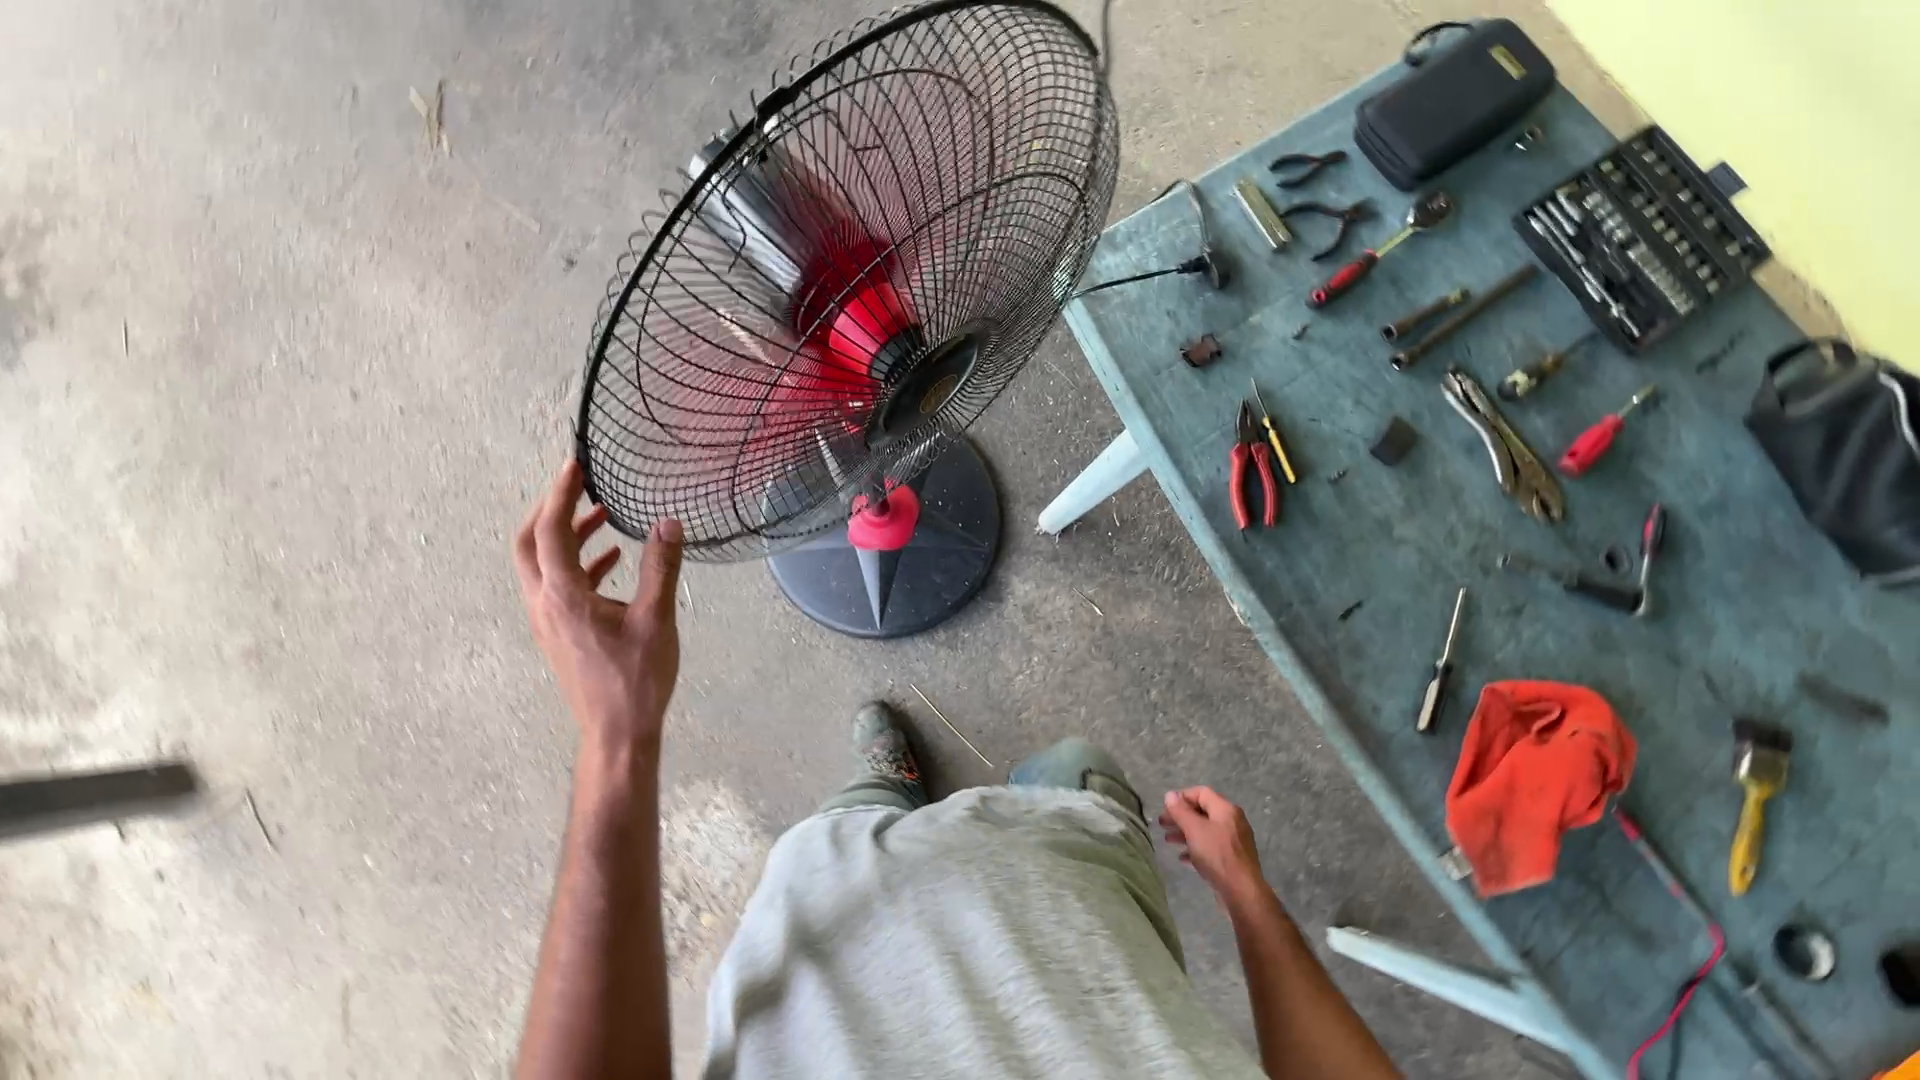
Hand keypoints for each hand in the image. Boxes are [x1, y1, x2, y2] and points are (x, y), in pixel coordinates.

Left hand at [512, 459, 683, 758]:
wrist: (617, 732)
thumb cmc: (637, 678)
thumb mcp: (656, 618)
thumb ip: (660, 567)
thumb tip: (668, 523)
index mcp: (563, 595)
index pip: (552, 530)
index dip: (561, 494)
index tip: (574, 465)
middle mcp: (545, 603)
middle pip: (529, 543)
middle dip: (551, 509)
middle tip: (579, 487)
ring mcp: (548, 620)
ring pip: (542, 564)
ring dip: (566, 535)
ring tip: (603, 517)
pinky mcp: (560, 633)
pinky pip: (558, 585)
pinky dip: (579, 563)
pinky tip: (611, 560)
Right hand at [1160, 786, 1269, 907]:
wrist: (1242, 892)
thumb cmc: (1217, 855)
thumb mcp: (1194, 830)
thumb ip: (1180, 811)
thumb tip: (1170, 795)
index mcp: (1225, 809)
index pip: (1201, 792)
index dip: (1181, 797)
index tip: (1166, 809)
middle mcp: (1232, 821)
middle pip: (1202, 812)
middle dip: (1181, 817)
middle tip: (1163, 825)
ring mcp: (1234, 841)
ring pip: (1205, 831)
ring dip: (1185, 833)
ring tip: (1168, 841)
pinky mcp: (1233, 859)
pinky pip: (1211, 848)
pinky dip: (1196, 849)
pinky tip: (1183, 858)